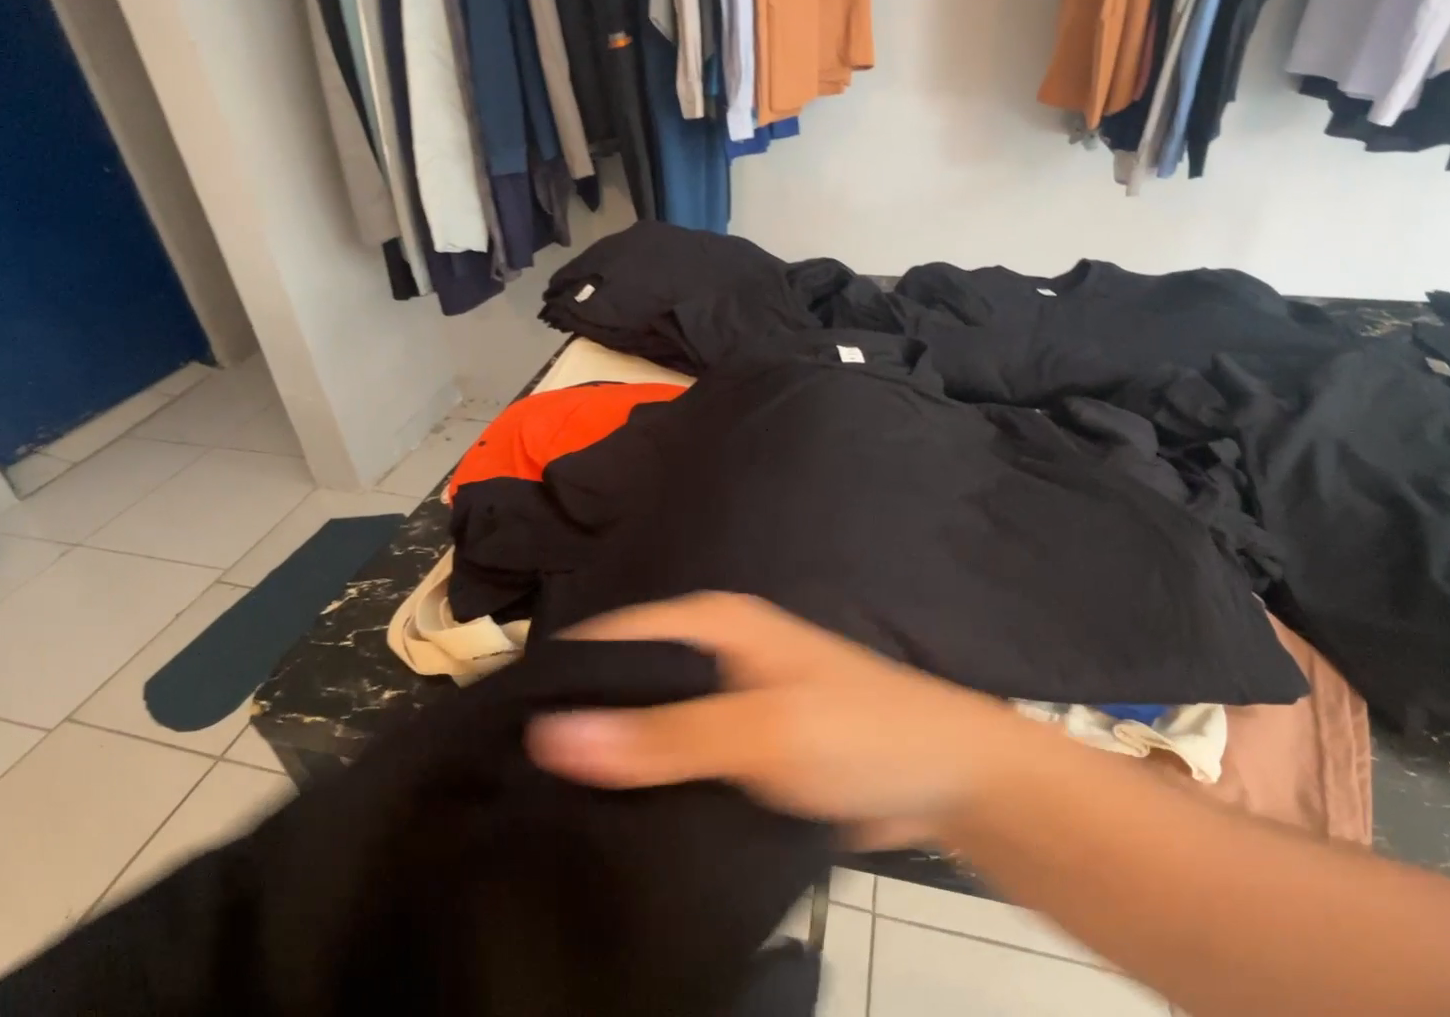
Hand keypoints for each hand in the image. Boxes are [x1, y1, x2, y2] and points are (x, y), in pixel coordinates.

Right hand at [527, 592, 1050, 847]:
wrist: (949, 782)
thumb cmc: (862, 734)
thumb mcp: (763, 732)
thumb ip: (663, 737)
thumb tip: (550, 734)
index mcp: (713, 624)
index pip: (610, 639)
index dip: (558, 679)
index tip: (500, 732)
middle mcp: (712, 655)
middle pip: (625, 685)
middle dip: (582, 727)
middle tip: (515, 785)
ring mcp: (726, 705)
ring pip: (650, 730)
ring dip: (615, 763)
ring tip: (546, 811)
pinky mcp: (741, 751)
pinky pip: (678, 766)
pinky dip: (651, 788)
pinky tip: (613, 824)